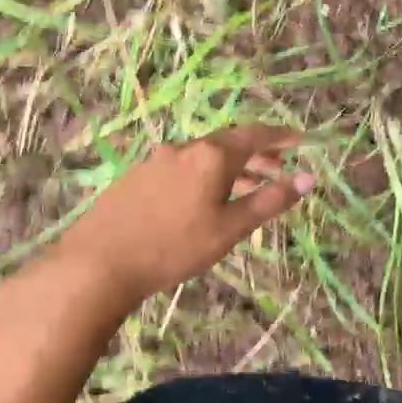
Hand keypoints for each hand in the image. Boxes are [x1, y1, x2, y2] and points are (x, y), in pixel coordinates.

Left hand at [49, 125, 314, 304]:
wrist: (92, 268)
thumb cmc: (173, 247)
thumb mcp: (232, 227)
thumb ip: (271, 200)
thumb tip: (308, 178)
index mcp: (212, 156)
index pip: (256, 135)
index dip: (281, 136)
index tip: (301, 140)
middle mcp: (184, 150)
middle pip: (229, 142)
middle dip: (257, 153)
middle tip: (278, 170)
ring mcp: (154, 162)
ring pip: (203, 156)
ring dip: (230, 167)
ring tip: (246, 188)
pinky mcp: (133, 179)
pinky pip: (181, 167)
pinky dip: (204, 175)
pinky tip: (203, 200)